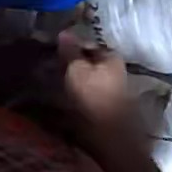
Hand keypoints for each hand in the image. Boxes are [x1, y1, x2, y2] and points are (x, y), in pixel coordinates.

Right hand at [58, 33, 144, 160]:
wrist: (111, 141)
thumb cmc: (93, 99)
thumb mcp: (76, 70)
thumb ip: (70, 50)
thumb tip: (64, 31)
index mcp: (112, 57)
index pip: (87, 43)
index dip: (69, 46)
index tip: (53, 52)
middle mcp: (118, 70)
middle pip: (89, 61)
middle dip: (72, 62)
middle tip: (53, 65)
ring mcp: (115, 88)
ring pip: (90, 76)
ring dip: (75, 77)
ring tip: (56, 81)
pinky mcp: (110, 105)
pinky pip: (91, 90)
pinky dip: (80, 90)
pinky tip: (67, 96)